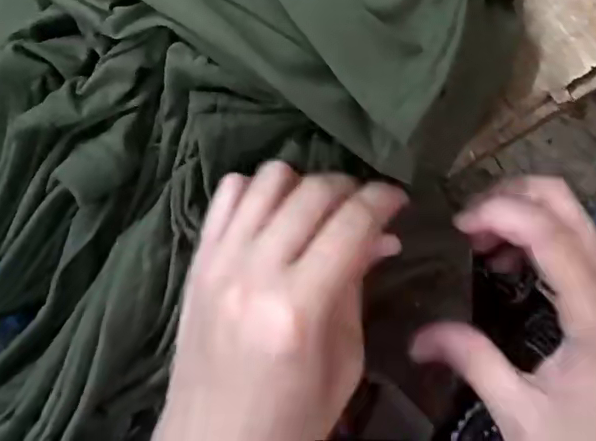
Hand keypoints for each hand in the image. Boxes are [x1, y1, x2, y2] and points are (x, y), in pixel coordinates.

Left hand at [154, 162, 407, 440]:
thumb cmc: (291, 419)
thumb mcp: (343, 364)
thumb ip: (357, 287)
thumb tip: (383, 235)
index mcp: (298, 310)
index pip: (350, 225)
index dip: (381, 200)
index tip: (398, 196)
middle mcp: (255, 272)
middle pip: (312, 192)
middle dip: (349, 187)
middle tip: (363, 205)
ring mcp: (220, 259)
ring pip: (269, 178)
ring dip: (303, 182)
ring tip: (317, 207)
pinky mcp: (198, 256)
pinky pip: (228, 190)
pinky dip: (257, 189)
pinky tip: (273, 212)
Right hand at [410, 177, 595, 440]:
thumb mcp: (525, 419)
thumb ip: (473, 363)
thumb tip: (416, 337)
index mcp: (594, 314)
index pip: (547, 229)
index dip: (497, 212)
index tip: (459, 226)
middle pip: (562, 200)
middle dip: (508, 194)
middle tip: (470, 224)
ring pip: (569, 212)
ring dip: (521, 209)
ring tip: (483, 241)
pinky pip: (574, 236)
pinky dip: (537, 228)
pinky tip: (510, 260)